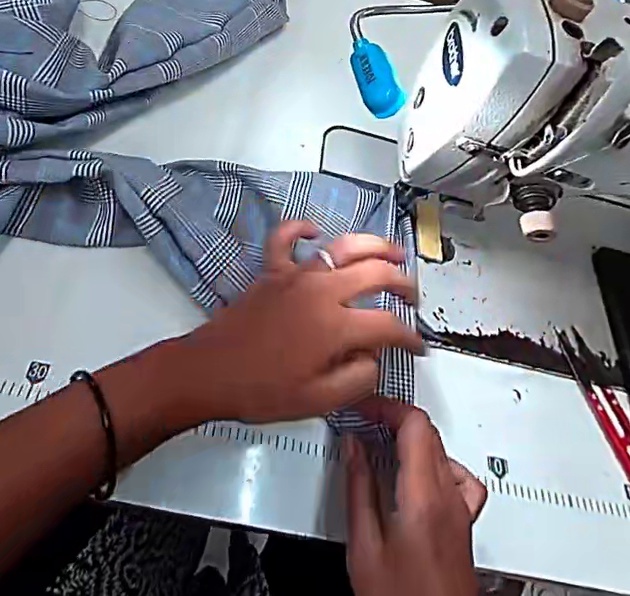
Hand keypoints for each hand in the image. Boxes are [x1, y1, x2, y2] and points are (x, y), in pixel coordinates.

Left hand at [167, 220, 420, 425]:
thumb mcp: (319, 401)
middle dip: (403, 283)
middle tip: (412, 298)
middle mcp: (320, 290)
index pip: (388, 324)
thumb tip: (374, 357)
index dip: (410, 337)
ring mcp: (294, 274)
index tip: (417, 347)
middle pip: (375, 273)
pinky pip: (285, 237)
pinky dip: (300, 229)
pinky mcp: (271, 270)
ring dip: (372, 246)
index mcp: (335, 326)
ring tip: (391, 253)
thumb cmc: (262, 389)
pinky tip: (314, 231)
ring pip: (341, 246)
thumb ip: (358, 379)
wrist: (211, 370)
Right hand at [344, 397, 487, 595]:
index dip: (384, 406)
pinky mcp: (463, 524)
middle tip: (362, 422)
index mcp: (424, 498)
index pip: (414, 423)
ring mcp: (460, 511)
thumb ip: (357, 487)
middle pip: (428, 430)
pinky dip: (433, 461)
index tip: (361, 409)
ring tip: (381, 443)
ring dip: (410, 436)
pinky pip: (456, 476)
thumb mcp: (364, 546)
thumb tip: (353, 446)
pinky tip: (415, 472)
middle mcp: (449, 499)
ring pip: (440, 448)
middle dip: (392, 417)